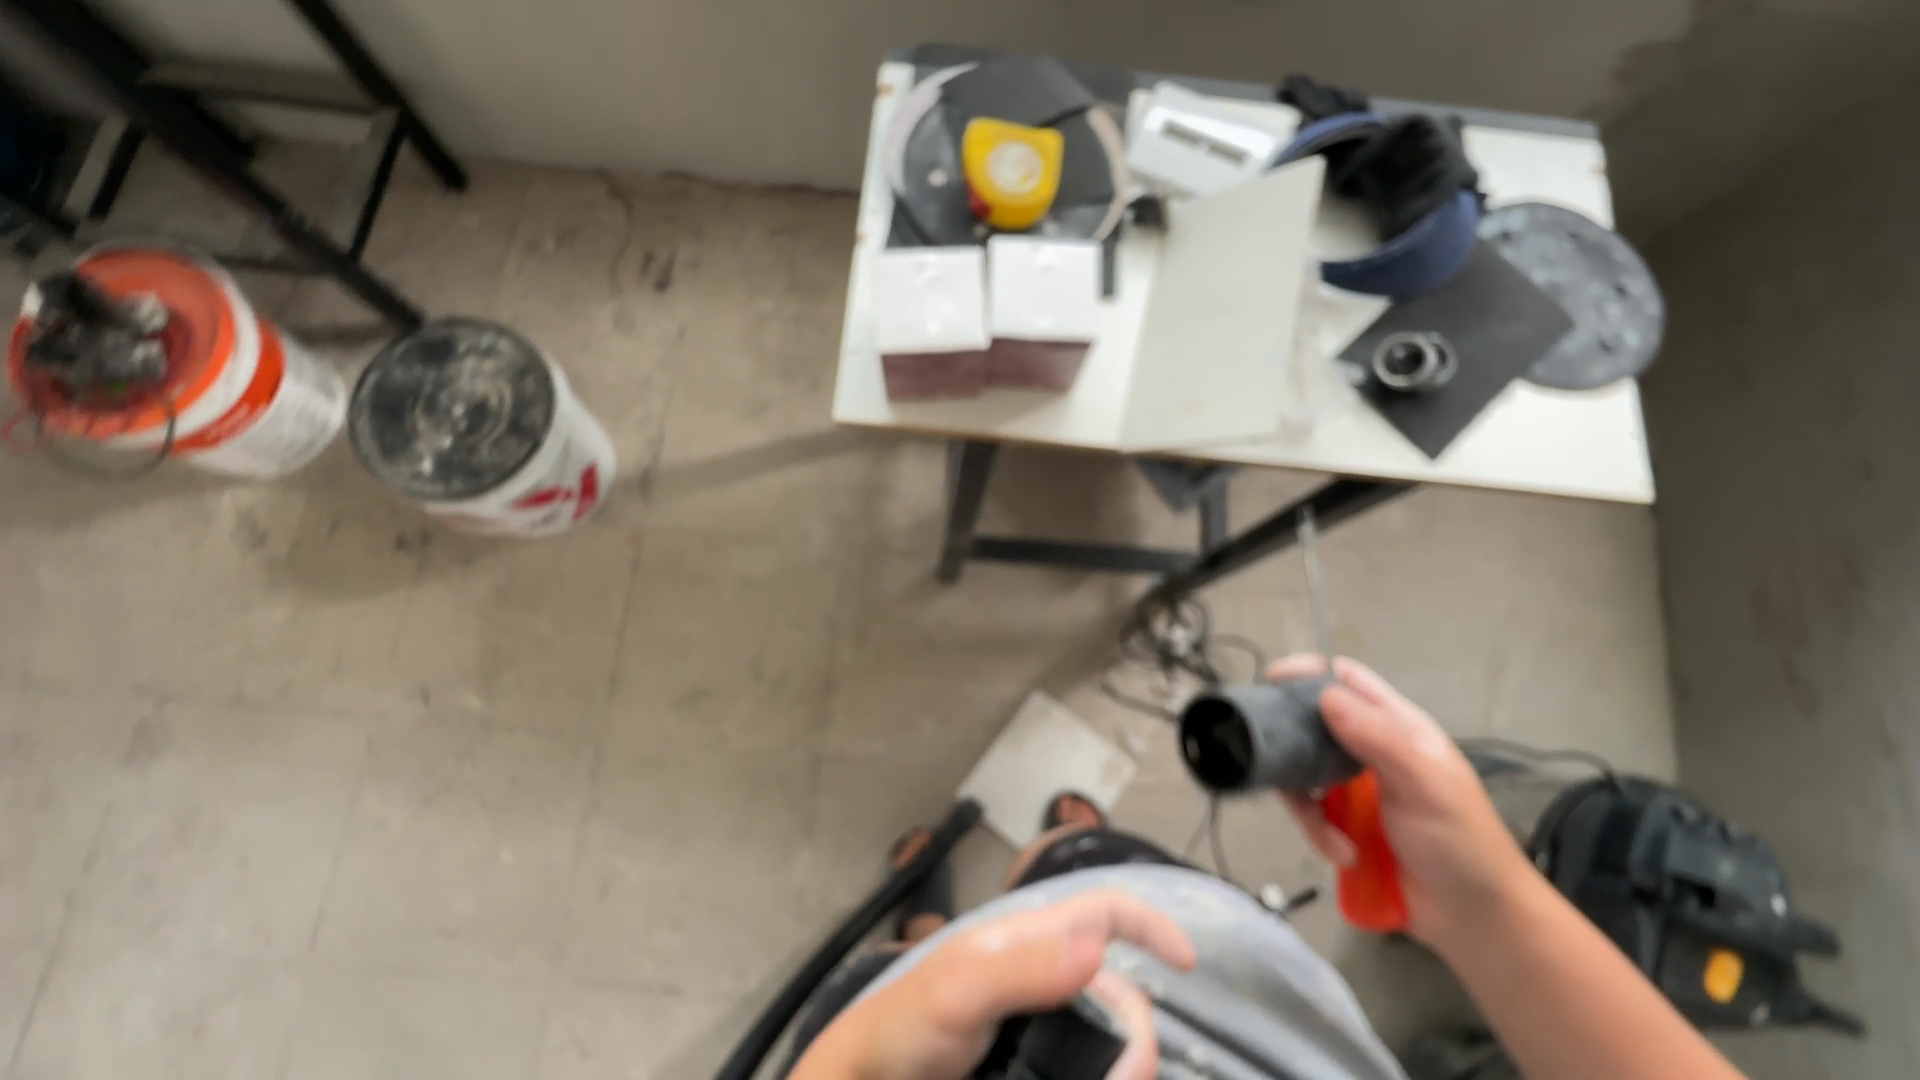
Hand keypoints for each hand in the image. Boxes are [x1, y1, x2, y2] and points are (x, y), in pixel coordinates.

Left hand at [790, 889, 1195, 1079]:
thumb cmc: (905, 1025)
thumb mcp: (959, 991)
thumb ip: (1022, 968)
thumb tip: (1097, 944)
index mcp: (1031, 940)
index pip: (1104, 910)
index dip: (1150, 923)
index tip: (1188, 965)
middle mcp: (1045, 976)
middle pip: (1119, 996)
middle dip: (1132, 1039)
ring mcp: (1041, 1023)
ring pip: (1107, 1040)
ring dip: (1118, 1065)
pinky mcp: (1035, 1060)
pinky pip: (1087, 1064)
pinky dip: (1101, 1073)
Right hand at [1269, 654, 1535, 954]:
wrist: (1473, 916)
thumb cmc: (1460, 841)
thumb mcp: (1426, 783)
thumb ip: (1379, 738)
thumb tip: (1324, 696)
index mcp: (1396, 726)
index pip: (1346, 680)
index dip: (1309, 672)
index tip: (1273, 680)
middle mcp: (1369, 749)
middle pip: (1311, 724)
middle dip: (1291, 743)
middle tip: (1272, 757)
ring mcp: (1353, 786)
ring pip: (1301, 771)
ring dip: (1305, 801)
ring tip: (1325, 830)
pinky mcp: (1341, 821)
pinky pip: (1309, 812)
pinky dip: (1318, 832)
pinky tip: (1343, 853)